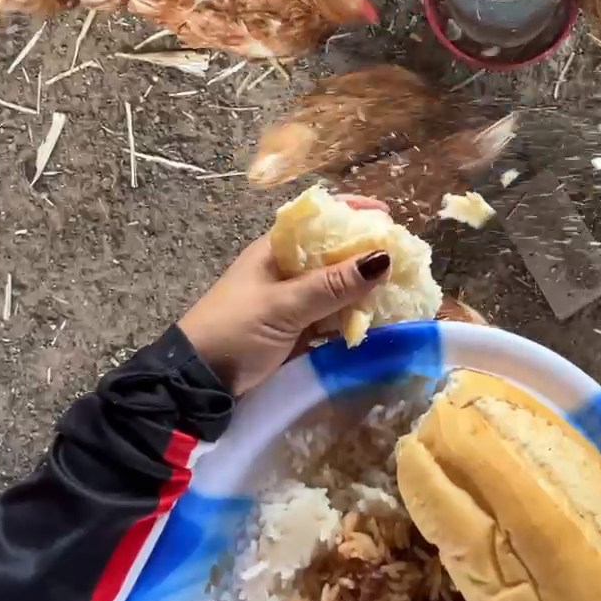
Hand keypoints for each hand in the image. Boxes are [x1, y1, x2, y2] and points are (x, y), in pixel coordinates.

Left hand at [178, 196, 392, 394]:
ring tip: (402, 291)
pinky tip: (379, 322)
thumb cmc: (234, 333)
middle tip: (405, 259)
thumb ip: (333, 284)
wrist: (195, 388)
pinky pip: (334, 317)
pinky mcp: (297, 331)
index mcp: (277, 251)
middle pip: (335, 254)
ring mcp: (292, 302)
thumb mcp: (285, 306)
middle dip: (369, 255)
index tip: (388, 215)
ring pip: (338, 288)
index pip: (319, 219)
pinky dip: (355, 318)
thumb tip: (384, 257)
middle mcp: (287, 270)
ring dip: (366, 290)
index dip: (353, 212)